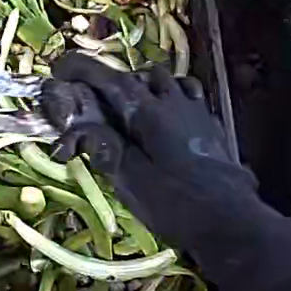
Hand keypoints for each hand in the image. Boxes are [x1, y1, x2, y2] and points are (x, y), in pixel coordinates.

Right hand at [50, 54, 290, 290]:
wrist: (229, 221)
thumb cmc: (174, 203)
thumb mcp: (129, 179)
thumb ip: (103, 147)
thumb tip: (70, 133)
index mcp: (147, 112)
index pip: (109, 78)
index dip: (81, 69)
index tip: (60, 69)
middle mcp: (172, 100)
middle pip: (137, 75)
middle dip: (112, 80)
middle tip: (95, 101)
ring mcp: (195, 109)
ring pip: (165, 79)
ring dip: (143, 84)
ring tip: (130, 105)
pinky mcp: (211, 122)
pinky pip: (188, 92)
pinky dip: (171, 93)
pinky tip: (167, 113)